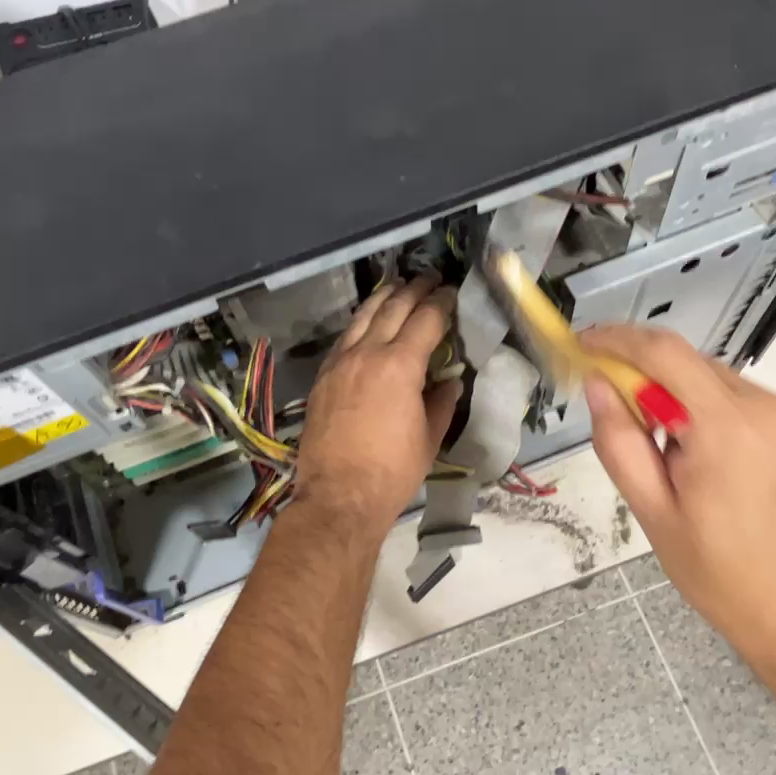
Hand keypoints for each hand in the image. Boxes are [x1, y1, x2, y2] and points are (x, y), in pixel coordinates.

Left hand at [297, 277, 461, 527]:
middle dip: (414, 290)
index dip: (442, 302)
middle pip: (392, 308)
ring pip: (362, 317)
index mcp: (400, 365)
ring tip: (398, 287)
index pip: (426, 319)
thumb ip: (441, 402)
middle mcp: (367, 353)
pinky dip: (361, 324)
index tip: (453, 292)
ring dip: (383, 298)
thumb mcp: (429, 437)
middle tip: (430, 279)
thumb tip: (449, 380)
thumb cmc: (393, 471)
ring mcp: (340, 363)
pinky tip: (366, 324)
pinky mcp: (323, 378)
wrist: (340, 495)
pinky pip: (344, 339)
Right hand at [582, 326, 775, 659]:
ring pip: (714, 381)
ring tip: (666, 456)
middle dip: (644, 376)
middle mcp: (767, 407)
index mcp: (726, 430)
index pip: (664, 354)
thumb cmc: (719, 574)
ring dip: (677, 398)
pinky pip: (741, 401)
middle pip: (689, 363)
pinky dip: (709, 412)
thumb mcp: (652, 513)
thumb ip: (620, 443)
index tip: (583, 345)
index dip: (616, 340)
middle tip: (613, 411)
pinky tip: (702, 459)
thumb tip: (598, 386)